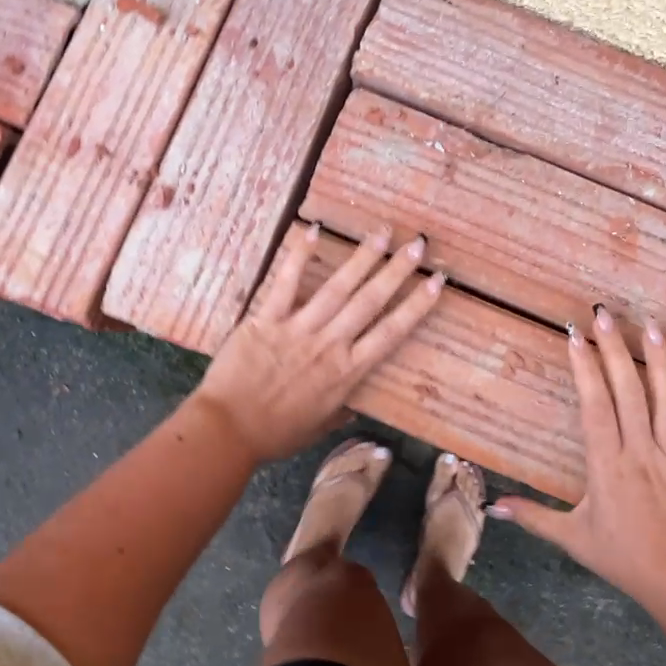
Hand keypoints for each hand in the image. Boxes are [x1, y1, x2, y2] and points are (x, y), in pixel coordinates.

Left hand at [192, 223, 443, 461]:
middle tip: (417, 245)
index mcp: (346, 373)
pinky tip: (313, 230)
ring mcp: (298, 329)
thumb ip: (338, 413)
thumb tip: (354, 409)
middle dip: (396, 271)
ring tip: (382, 233)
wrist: (227, 432)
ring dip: (362, 259)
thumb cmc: (274, 435)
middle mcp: (330, 345)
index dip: (417, 306)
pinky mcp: (267, 319)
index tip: (437, 283)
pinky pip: (285, 282)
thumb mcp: (317, 428)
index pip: (391, 333)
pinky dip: (299, 256)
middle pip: (370, 302)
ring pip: (337, 288)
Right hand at [491, 307, 665, 617]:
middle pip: (628, 392)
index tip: (575, 336)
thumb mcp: (574, 539)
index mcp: (608, 465)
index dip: (585, 369)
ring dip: (658, 360)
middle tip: (604, 314)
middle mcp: (641, 451)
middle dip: (615, 350)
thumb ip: (533, 518)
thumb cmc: (627, 559)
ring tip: (649, 325)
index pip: (595, 407)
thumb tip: (492, 509)